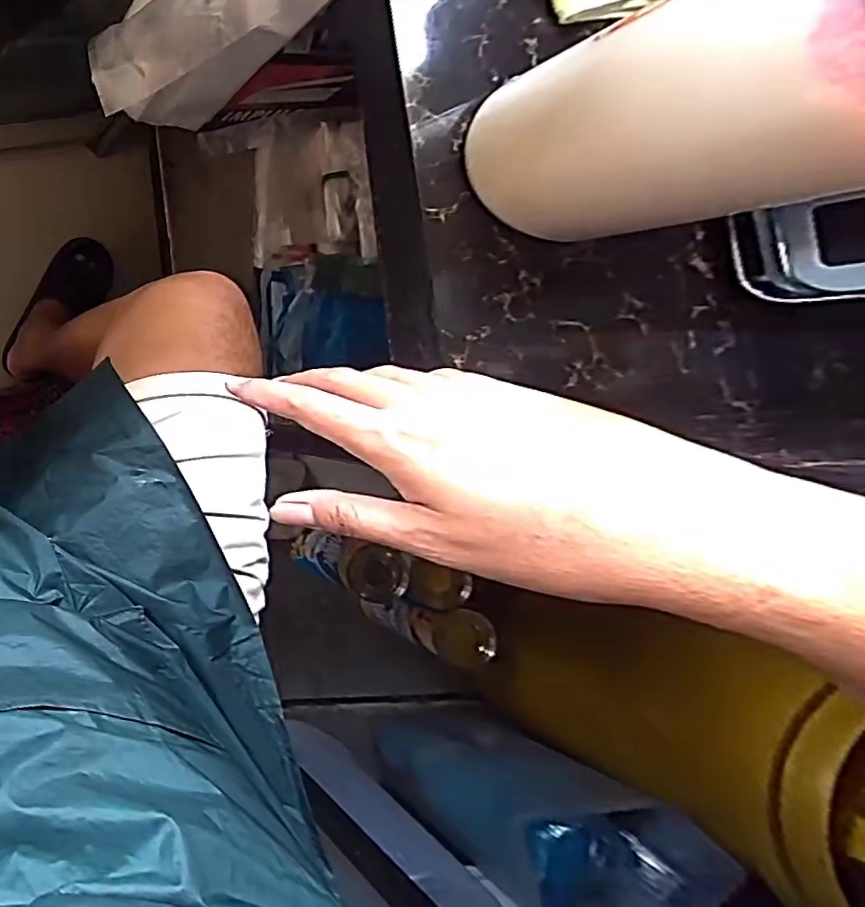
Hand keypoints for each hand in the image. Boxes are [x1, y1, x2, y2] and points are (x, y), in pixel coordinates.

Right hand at [228, 367, 799, 609]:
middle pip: (342, 377)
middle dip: (300, 380)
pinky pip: (431, 376)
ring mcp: (471, 393)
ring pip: (386, 373)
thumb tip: (290, 509)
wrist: (673, 522)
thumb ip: (348, 516)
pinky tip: (410, 403)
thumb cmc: (557, 540)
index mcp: (399, 441)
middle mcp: (429, 405)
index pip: (309, 404)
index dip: (266, 394)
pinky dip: (398, 382)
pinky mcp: (508, 393)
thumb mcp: (430, 541)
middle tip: (276, 389)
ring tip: (334, 398)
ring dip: (347, 380)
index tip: (240, 388)